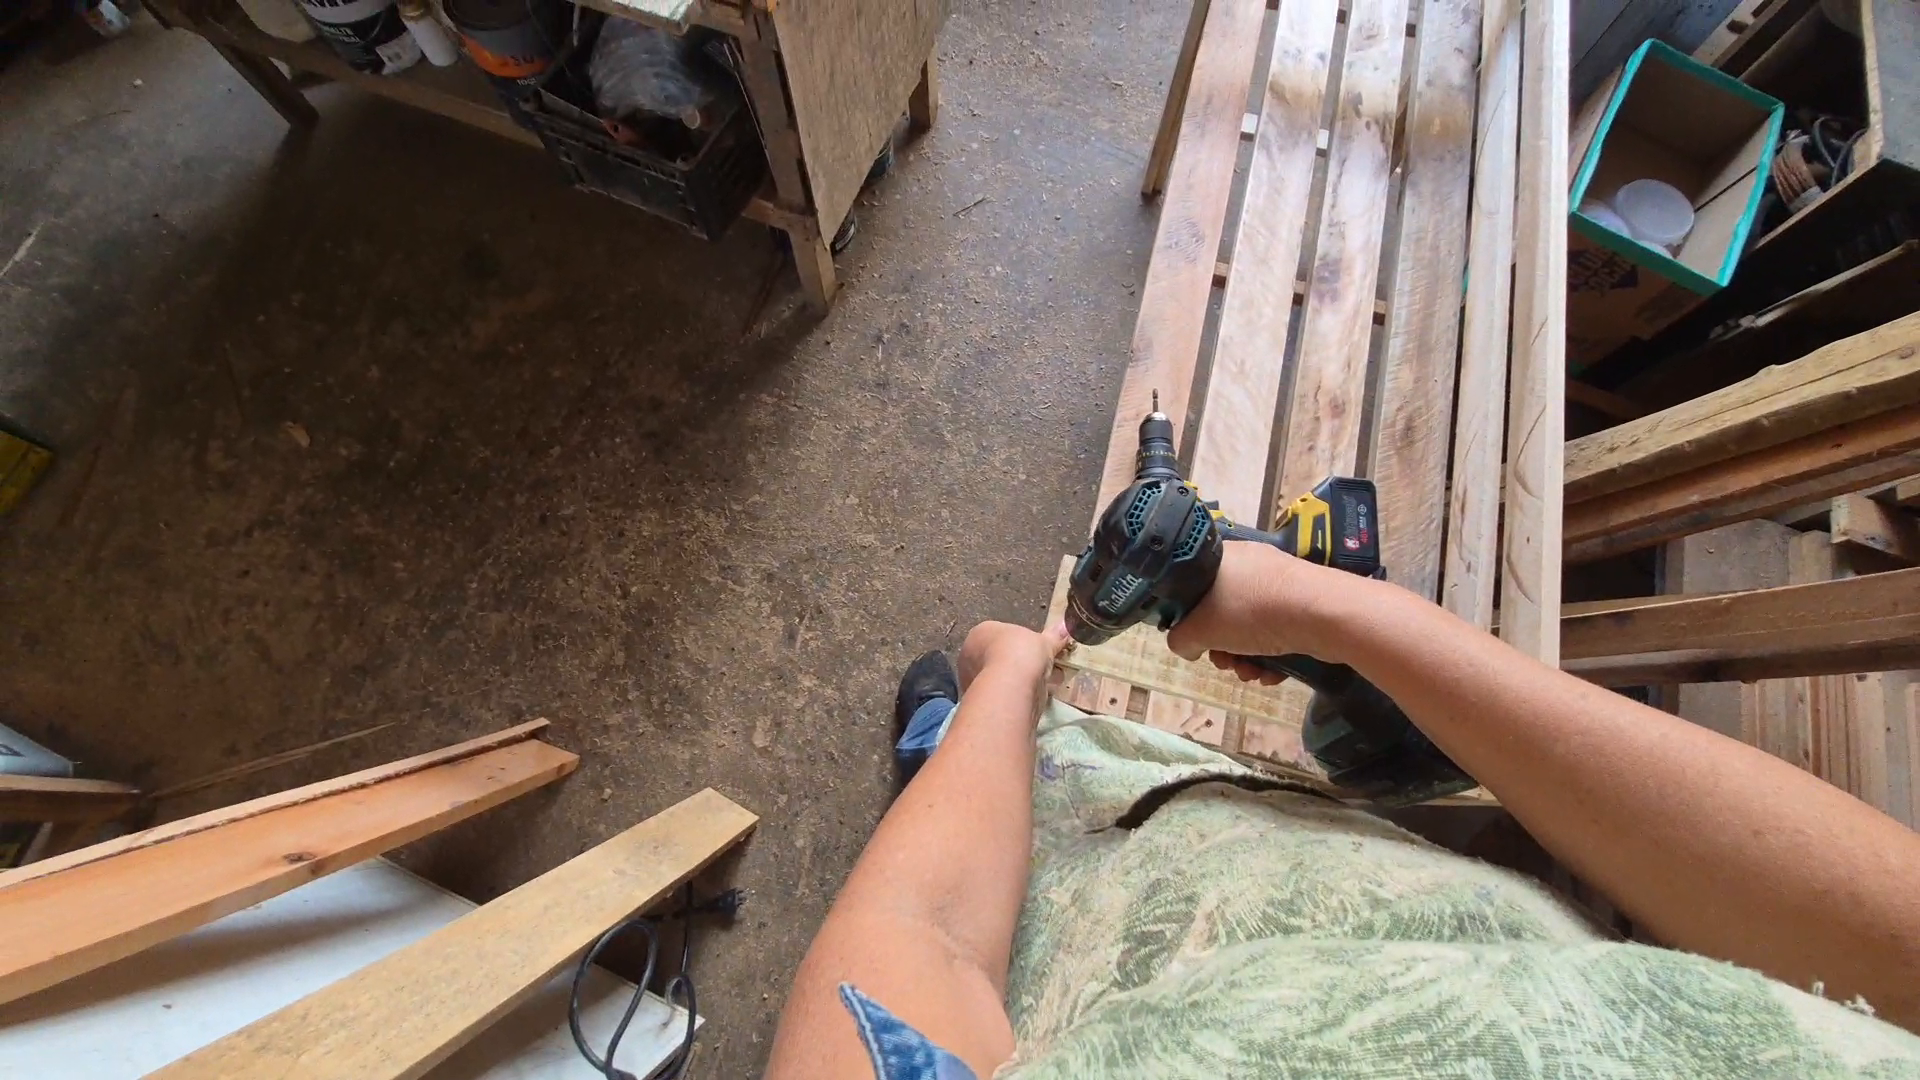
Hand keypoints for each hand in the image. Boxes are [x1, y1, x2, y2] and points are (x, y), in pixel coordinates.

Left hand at [957, 620, 1070, 694]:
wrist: (1009, 685)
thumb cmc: (1022, 652)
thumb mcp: (1044, 642)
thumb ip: (1054, 637)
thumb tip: (1066, 627)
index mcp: (981, 632)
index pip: (999, 637)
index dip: (1018, 645)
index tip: (1032, 654)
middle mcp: (969, 653)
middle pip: (994, 658)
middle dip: (1013, 665)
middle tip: (1035, 672)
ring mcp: (968, 677)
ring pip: (994, 678)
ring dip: (1011, 683)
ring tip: (1034, 689)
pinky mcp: (974, 700)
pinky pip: (995, 695)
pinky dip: (1007, 697)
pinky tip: (1024, 701)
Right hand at [1165, 542, 1340, 680]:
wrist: (1323, 613)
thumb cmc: (1251, 611)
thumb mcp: (1201, 629)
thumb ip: (1181, 639)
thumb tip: (1186, 645)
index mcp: (1218, 557)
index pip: (1191, 586)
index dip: (1189, 619)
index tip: (1197, 641)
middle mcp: (1247, 563)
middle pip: (1220, 611)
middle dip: (1220, 646)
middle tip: (1225, 664)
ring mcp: (1278, 581)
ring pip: (1248, 623)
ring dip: (1244, 655)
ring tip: (1250, 674)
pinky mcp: (1303, 600)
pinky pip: (1276, 627)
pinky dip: (1270, 653)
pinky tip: (1271, 673)